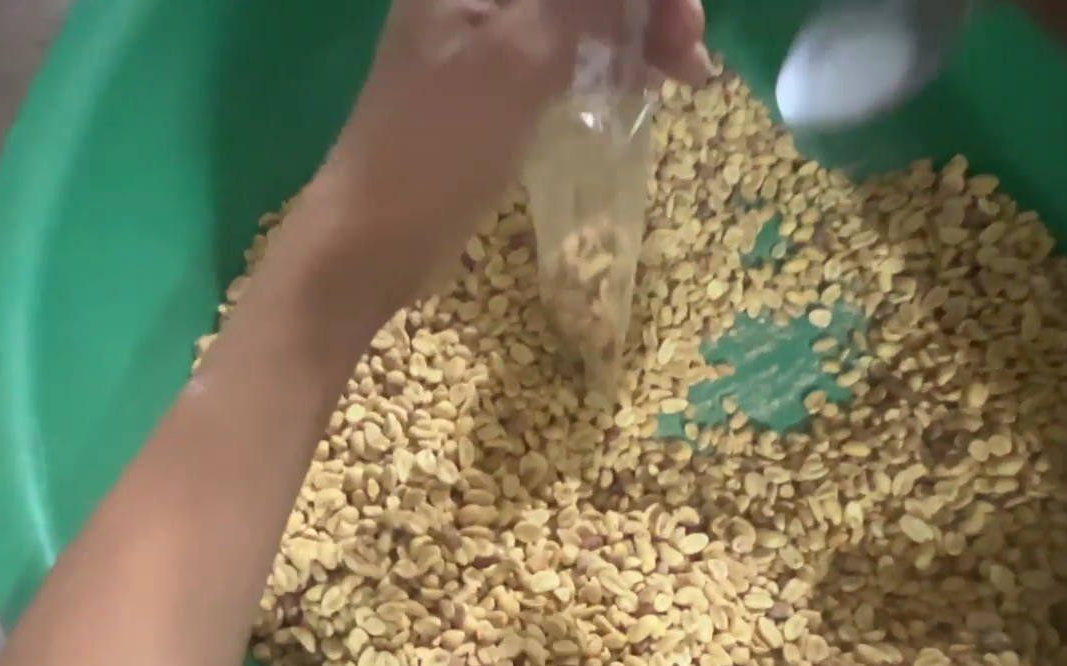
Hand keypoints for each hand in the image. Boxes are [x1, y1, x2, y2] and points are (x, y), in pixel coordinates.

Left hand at [281, 0, 708, 321]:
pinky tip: (639, 85)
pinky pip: (562, 56)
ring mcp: (482, 41)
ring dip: (634, 31)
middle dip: (643, 2)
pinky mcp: (492, 90)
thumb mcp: (516, 58)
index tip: (683, 15)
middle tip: (691, 47)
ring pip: (577, 14)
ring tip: (683, 72)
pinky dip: (603, 65)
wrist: (375, 241)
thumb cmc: (436, 149)